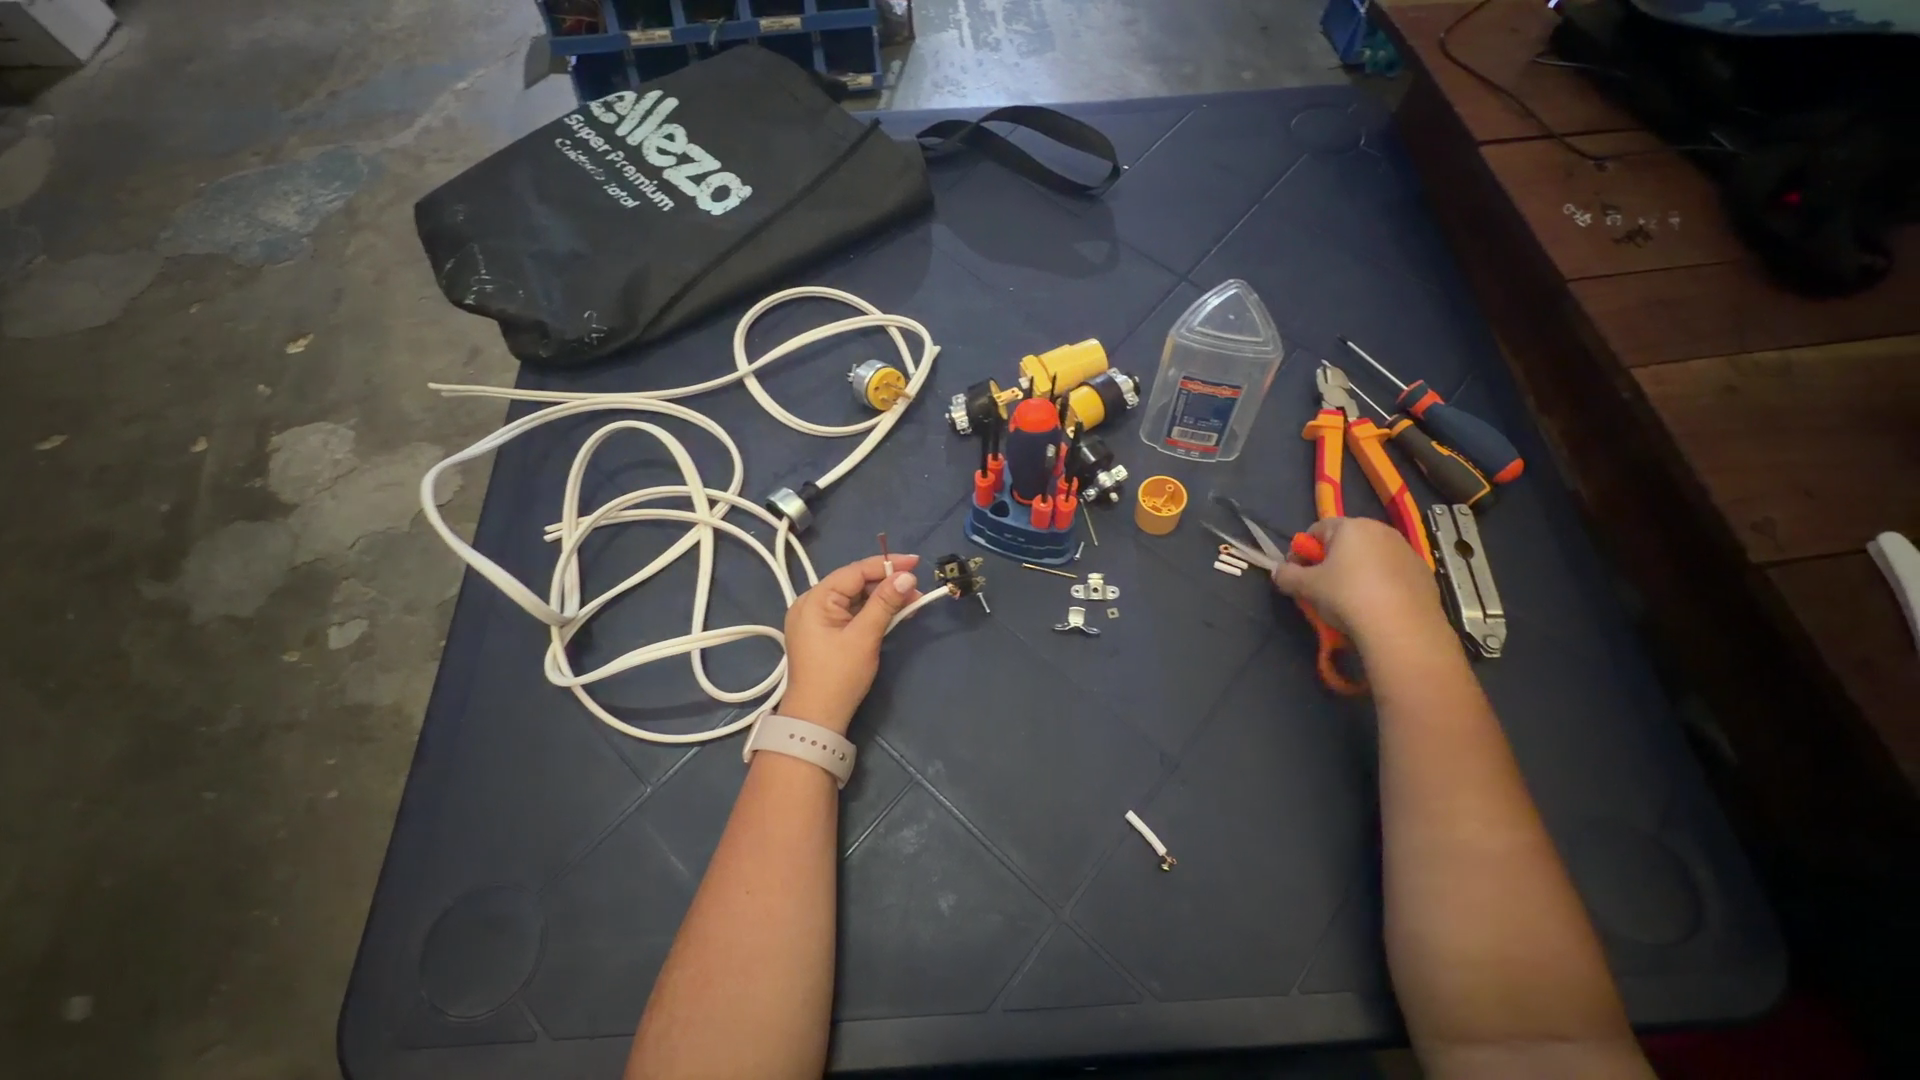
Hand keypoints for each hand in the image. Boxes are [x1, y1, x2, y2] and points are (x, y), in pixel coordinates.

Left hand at [779, 554, 923, 734]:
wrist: (816, 720)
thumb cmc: (839, 677)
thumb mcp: (864, 637)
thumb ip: (885, 603)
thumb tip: (907, 576)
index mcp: (814, 599)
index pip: (854, 571)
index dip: (886, 565)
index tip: (916, 563)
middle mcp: (811, 603)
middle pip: (854, 583)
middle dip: (887, 585)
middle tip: (917, 591)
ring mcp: (815, 619)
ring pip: (854, 598)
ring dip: (882, 599)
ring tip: (911, 603)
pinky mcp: (823, 634)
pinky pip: (850, 613)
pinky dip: (871, 612)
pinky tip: (893, 614)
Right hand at [1270, 518, 1444, 641]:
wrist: (1402, 627)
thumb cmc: (1347, 596)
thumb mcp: (1306, 587)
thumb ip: (1287, 575)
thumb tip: (1278, 571)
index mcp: (1351, 526)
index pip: (1317, 530)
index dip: (1303, 551)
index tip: (1298, 574)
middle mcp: (1381, 530)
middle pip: (1346, 542)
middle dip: (1332, 561)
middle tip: (1323, 588)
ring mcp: (1406, 550)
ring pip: (1371, 557)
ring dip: (1357, 572)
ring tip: (1352, 600)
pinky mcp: (1424, 573)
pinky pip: (1392, 573)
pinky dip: (1382, 584)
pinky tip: (1378, 606)